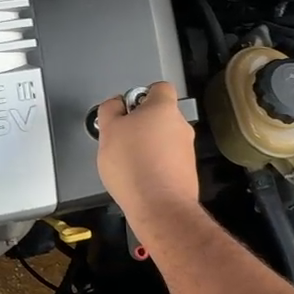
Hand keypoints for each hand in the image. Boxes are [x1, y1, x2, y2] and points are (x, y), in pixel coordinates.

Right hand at [94, 81, 197, 222]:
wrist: (158, 205)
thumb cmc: (134, 167)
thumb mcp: (108, 131)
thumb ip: (110, 110)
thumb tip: (114, 105)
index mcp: (163, 108)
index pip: (158, 88)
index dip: (140, 96)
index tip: (125, 109)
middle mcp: (180, 126)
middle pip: (159, 116)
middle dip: (140, 125)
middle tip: (122, 137)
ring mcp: (186, 150)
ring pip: (162, 140)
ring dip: (146, 147)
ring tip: (127, 161)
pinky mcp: (186, 171)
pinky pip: (166, 161)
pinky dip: (153, 165)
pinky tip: (137, 176)